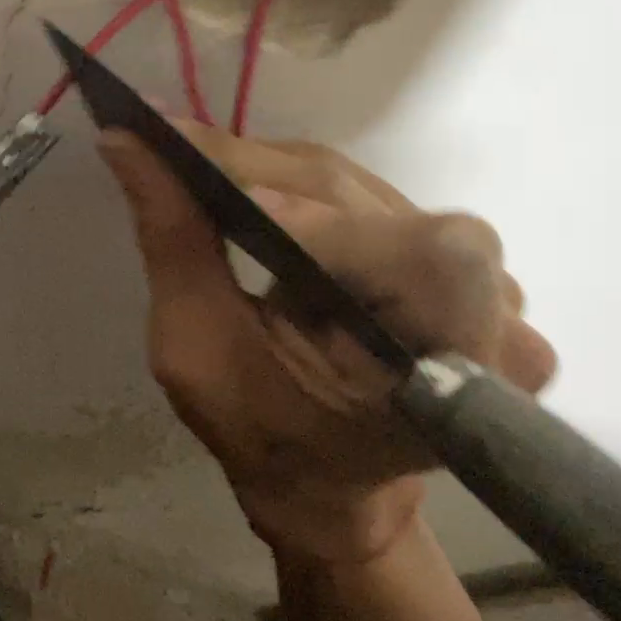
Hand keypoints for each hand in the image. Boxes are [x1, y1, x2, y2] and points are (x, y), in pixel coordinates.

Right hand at [98, 122, 557, 563]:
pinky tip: (246, 194)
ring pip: (363, 188)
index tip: (207, 182)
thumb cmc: (260, 434)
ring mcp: (480, 280)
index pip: (414, 252)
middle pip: (373, 204)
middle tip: (176, 153)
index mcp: (453, 364)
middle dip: (265, 177)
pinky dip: (295, 188)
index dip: (316, 215)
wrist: (324, 480)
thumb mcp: (195, 349)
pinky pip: (363, 198)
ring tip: (201, 172)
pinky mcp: (445, 260)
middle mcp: (495, 311)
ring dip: (273, 175)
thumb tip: (124, 140)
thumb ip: (173, 241)